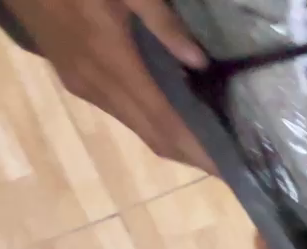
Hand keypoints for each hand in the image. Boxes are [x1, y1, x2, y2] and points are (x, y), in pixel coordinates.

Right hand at [1, 0, 216, 170]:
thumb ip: (161, 21)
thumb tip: (199, 62)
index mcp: (115, 68)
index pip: (169, 127)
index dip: (201, 153)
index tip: (231, 170)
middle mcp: (100, 89)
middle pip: (158, 139)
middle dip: (195, 158)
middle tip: (231, 166)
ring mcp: (85, 87)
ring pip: (141, 131)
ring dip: (175, 145)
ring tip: (209, 149)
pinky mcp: (74, 80)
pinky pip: (123, 116)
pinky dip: (152, 127)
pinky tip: (171, 121)